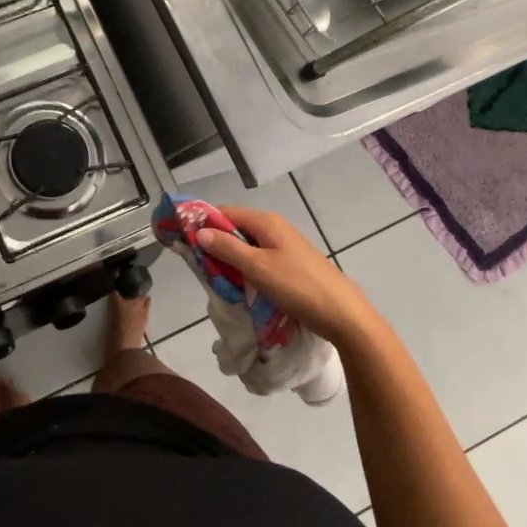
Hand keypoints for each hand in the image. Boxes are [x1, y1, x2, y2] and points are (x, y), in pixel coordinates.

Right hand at [197, 205, 377, 345]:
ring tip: (216, 277)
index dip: (203, 222)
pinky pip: (260, 259)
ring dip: (230, 258)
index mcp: (266, 222)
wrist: (343, 315)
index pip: (225, 212)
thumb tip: (199, 231)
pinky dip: (246, 268)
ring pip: (247, 245)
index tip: (183, 239)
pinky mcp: (291, 264)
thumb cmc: (298, 286)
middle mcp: (275, 228)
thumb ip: (227, 247)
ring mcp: (285, 246)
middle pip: (236, 228)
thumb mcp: (257, 267)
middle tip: (198, 263)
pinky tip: (240, 284)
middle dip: (215, 242)